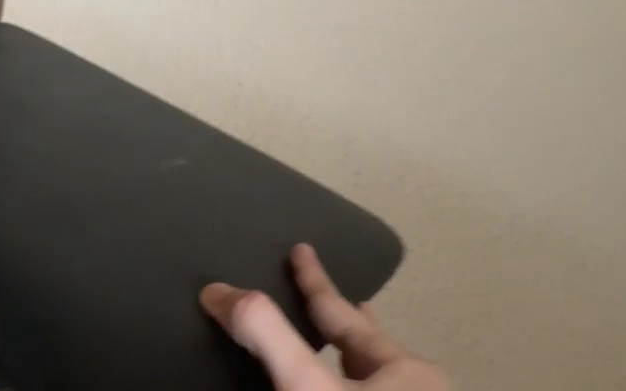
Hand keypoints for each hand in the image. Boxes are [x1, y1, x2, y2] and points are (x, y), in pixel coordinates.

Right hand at [199, 244, 446, 389]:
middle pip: (375, 350)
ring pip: (381, 386)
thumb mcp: (309, 390)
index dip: (315, 279)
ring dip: (354, 365)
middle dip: (347, 325)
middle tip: (329, 299)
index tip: (301, 249)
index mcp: (409, 376)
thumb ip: (262, 333)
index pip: (345, 313)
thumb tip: (216, 291)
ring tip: (342, 350)